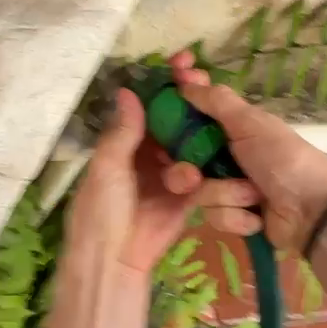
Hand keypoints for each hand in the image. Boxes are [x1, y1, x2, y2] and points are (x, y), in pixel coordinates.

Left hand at [66, 88, 262, 276]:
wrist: (115, 259)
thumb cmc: (102, 210)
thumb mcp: (108, 167)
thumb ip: (124, 132)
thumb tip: (129, 91)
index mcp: (126, 144)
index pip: (149, 110)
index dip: (166, 91)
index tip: (186, 67)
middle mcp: (150, 156)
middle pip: (176, 127)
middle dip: (193, 115)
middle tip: (213, 97)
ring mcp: (170, 177)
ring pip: (193, 151)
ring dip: (204, 145)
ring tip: (221, 138)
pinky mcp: (188, 199)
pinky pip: (205, 180)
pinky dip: (213, 176)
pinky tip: (224, 169)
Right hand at [169, 51, 326, 253]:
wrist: (314, 210)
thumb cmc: (283, 158)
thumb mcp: (250, 123)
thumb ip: (217, 101)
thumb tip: (186, 81)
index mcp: (230, 128)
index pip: (191, 116)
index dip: (174, 115)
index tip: (161, 114)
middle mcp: (224, 155)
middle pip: (182, 161)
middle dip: (189, 173)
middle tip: (195, 176)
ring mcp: (228, 188)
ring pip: (197, 193)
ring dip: (225, 195)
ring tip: (252, 196)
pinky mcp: (234, 218)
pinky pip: (214, 217)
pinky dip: (236, 216)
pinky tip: (256, 216)